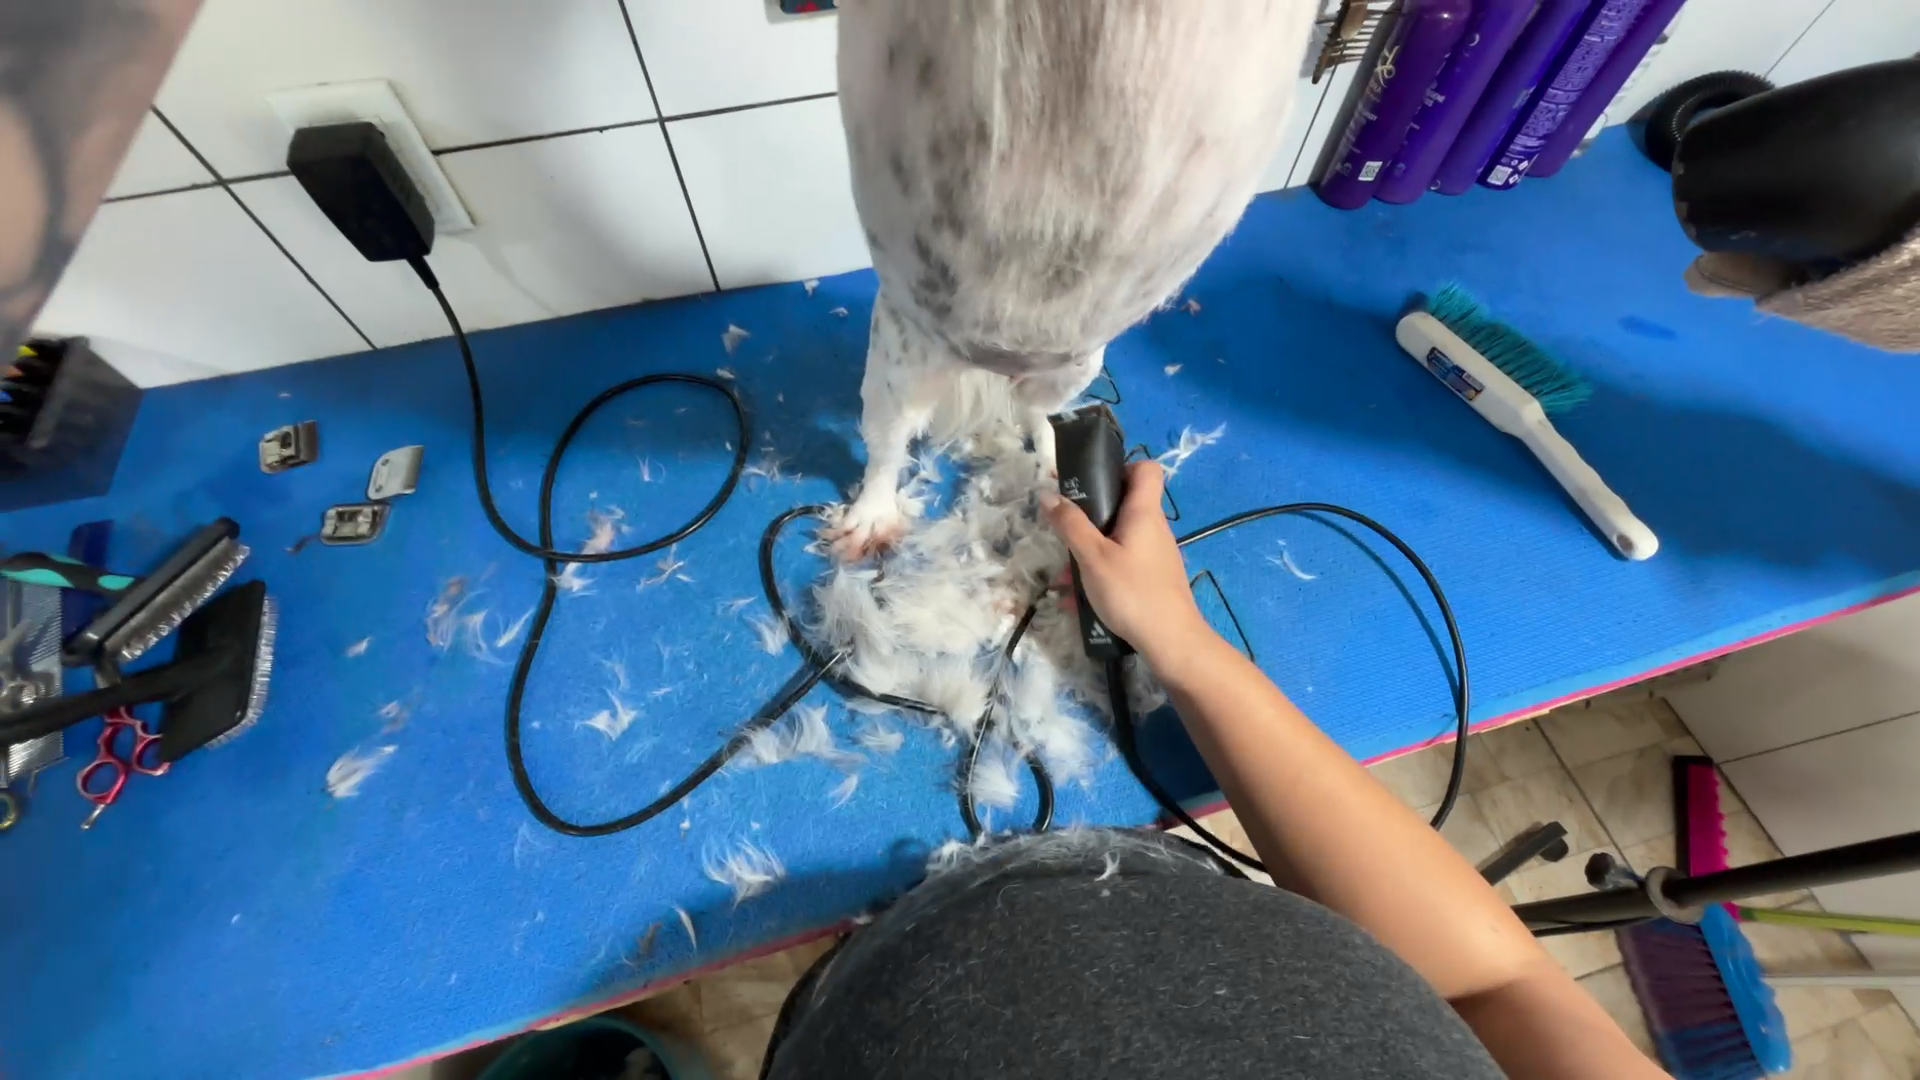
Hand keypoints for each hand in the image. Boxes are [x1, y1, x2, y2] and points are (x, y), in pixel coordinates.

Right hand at [1042, 463, 1210, 663]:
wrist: (1171, 641)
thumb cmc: (1132, 592)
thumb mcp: (1092, 557)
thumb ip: (1070, 525)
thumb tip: (1049, 494)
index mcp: (1144, 513)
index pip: (1147, 469)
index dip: (1121, 468)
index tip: (1093, 484)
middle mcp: (1154, 528)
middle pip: (1125, 505)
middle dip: (1092, 515)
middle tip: (1067, 529)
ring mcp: (1156, 554)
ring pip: (1120, 538)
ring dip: (1091, 549)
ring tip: (1065, 575)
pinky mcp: (1155, 577)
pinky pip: (1124, 562)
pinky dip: (1102, 571)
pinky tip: (1079, 599)